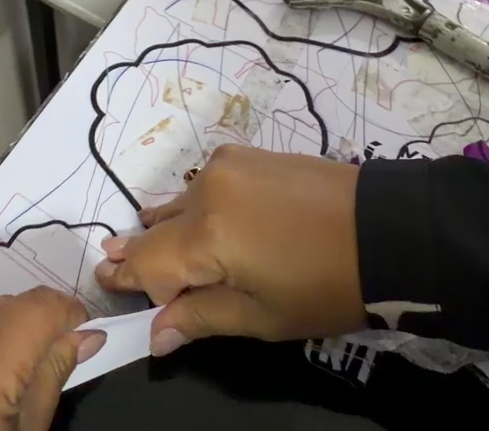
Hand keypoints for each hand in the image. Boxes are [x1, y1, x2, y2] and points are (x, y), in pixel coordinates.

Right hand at [93, 144, 362, 355]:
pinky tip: (190, 219)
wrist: (384, 228)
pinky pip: (203, 186)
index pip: (149, 260)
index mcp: (207, 236)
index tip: (103, 279)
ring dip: (166, 228)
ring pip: (180, 205)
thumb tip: (157, 333)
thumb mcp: (264, 316)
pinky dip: (192, 207)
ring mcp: (225, 167)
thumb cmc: (326, 285)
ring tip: (141, 237)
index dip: (127, 276)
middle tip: (109, 260)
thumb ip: (201, 318)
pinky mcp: (243, 155)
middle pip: (159, 229)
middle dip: (140, 251)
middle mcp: (205, 192)